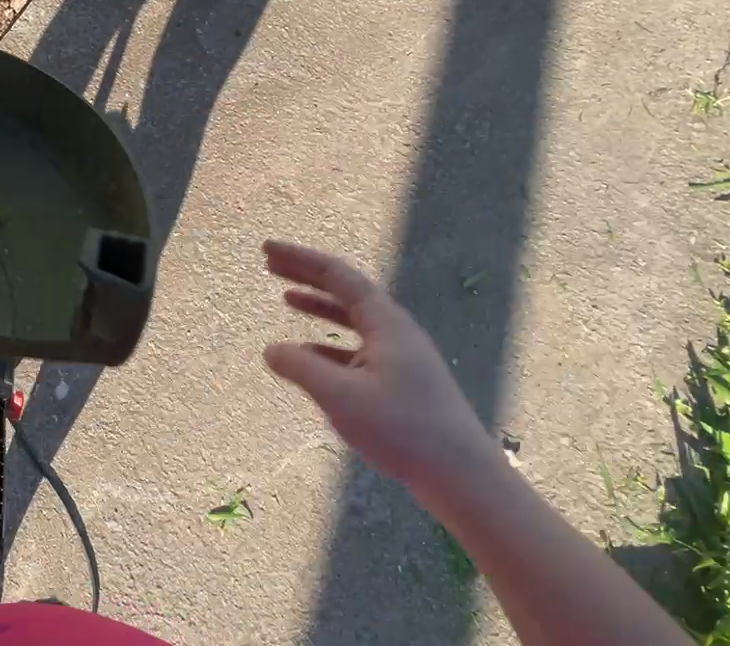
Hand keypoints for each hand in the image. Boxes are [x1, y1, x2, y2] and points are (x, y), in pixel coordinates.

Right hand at [261, 241, 500, 497]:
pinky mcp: (402, 384)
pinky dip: (327, 342)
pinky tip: (307, 352)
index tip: (266, 249)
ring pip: (352, 319)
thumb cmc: (402, 430)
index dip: (299, 259)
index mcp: (386, 324)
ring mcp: (401, 358)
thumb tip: (270, 349)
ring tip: (286, 298)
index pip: (337, 275)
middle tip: (270, 263)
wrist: (464, 479)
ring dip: (318, 305)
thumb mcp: (339, 395)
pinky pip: (356, 348)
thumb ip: (300, 367)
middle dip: (306, 275)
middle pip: (345, 291)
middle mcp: (395, 333)